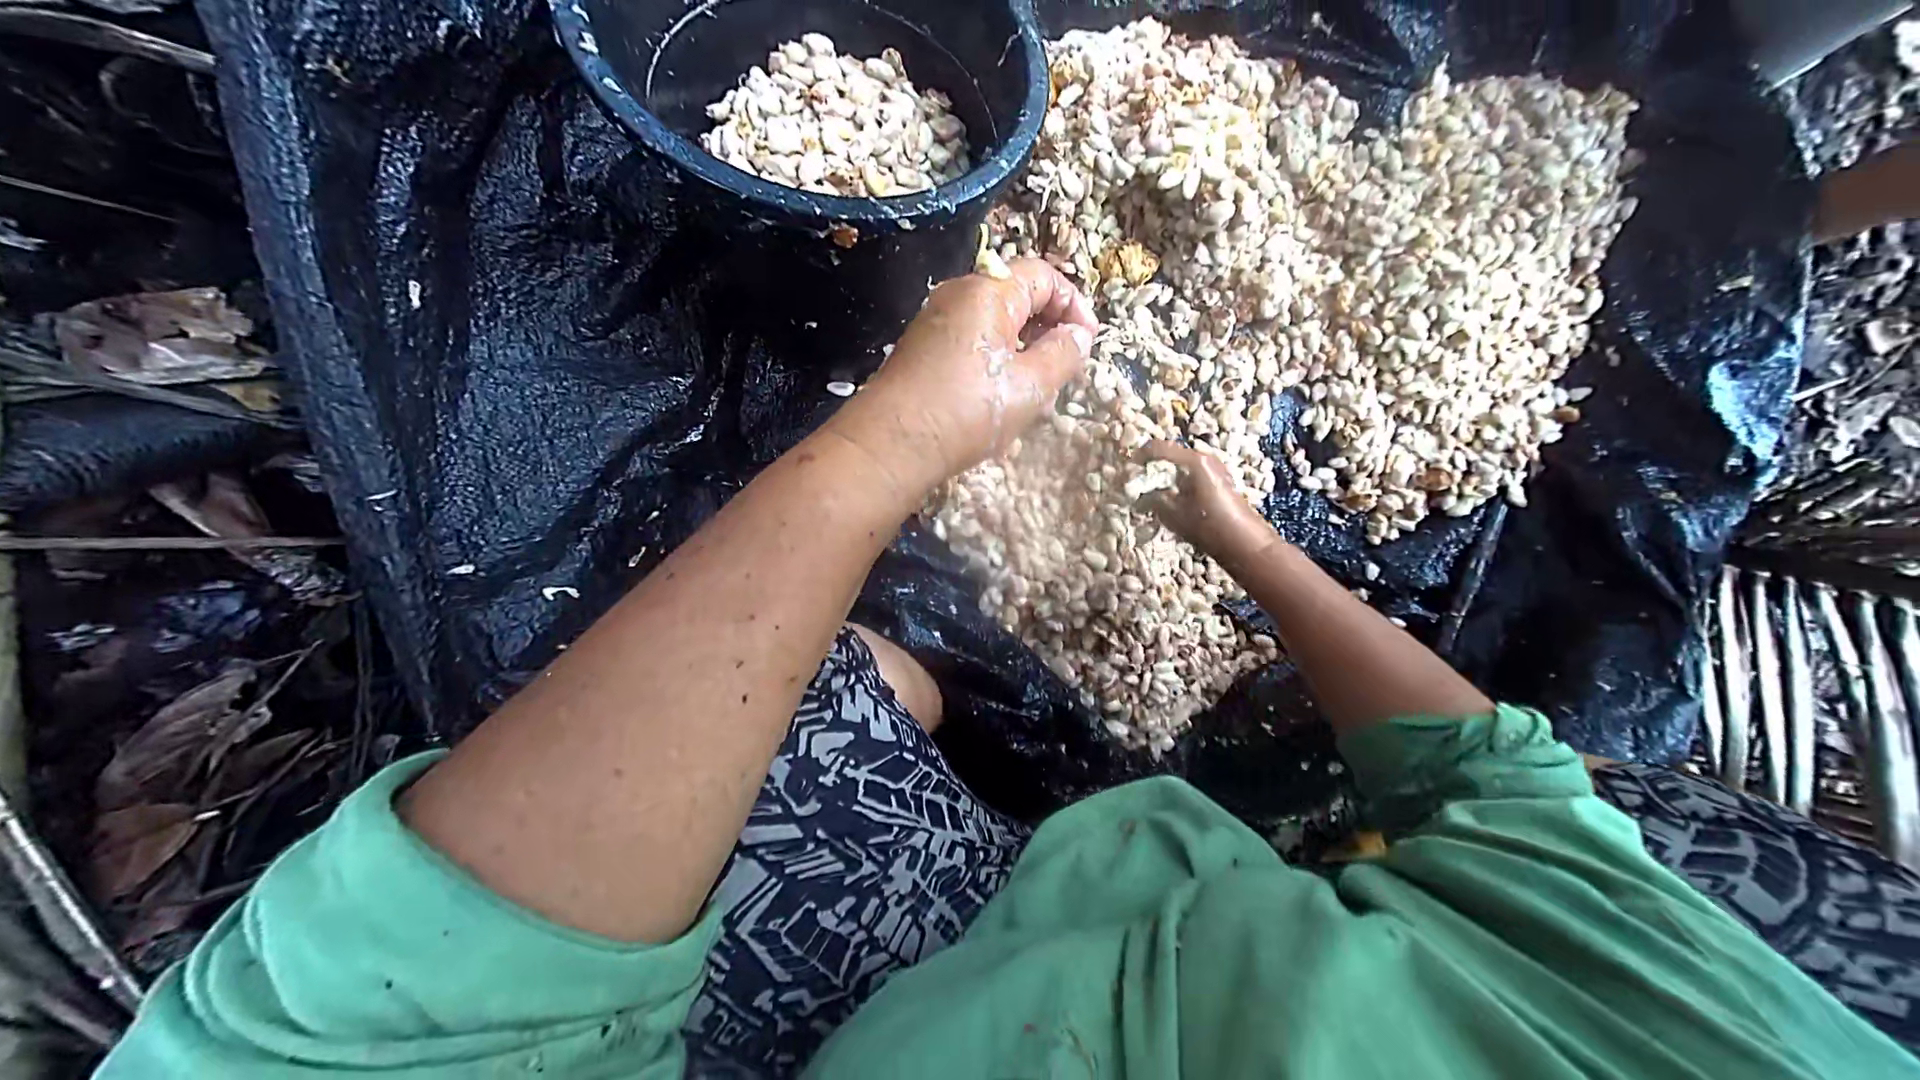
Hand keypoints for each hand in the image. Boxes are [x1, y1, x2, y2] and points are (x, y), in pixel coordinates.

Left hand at [825, 259, 1096, 499]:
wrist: (891, 445)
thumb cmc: (966, 411)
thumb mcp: (1030, 387)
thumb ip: (1063, 355)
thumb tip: (1078, 336)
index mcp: (987, 292)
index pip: (1043, 276)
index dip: (1074, 304)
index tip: (1088, 340)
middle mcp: (957, 296)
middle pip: (1016, 298)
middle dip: (1047, 330)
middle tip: (1064, 369)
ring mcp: (934, 323)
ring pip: (993, 325)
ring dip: (1021, 351)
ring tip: (1034, 392)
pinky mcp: (921, 351)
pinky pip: (970, 344)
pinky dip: (994, 362)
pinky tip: (998, 399)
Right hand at [1138, 440, 1278, 569]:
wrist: (1244, 543)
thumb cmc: (1210, 527)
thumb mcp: (1174, 514)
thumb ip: (1152, 499)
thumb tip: (1136, 494)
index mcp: (1194, 461)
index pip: (1157, 448)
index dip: (1138, 458)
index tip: (1125, 472)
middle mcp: (1204, 458)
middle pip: (1168, 455)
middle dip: (1148, 469)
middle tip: (1133, 485)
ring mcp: (1212, 468)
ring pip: (1177, 466)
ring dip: (1161, 477)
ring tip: (1147, 495)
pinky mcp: (1215, 480)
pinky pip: (1187, 475)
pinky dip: (1174, 483)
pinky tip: (1167, 500)